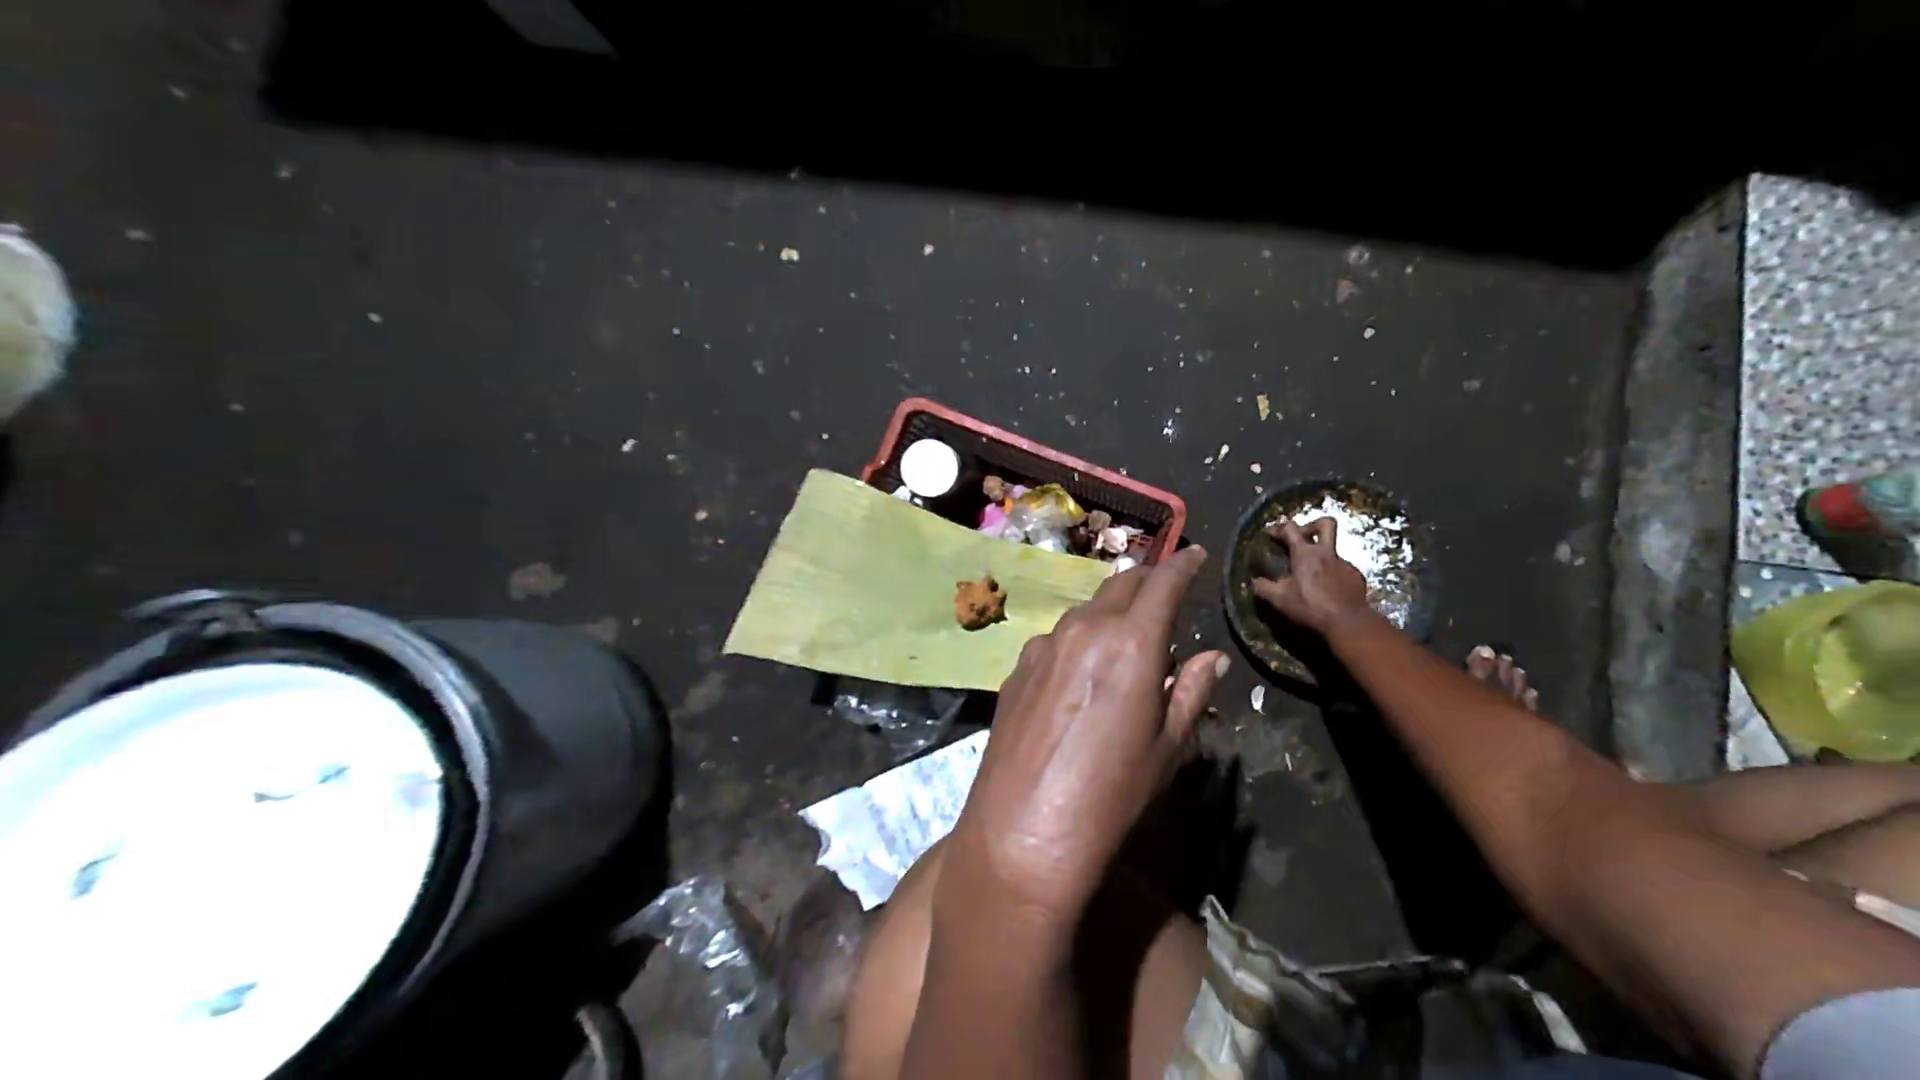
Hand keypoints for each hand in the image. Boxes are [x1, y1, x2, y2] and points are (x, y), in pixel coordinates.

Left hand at [950, 546, 1226, 927]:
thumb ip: (1191, 692)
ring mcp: (1043, 646)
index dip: (1183, 565)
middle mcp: (1083, 630)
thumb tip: (1212, 658)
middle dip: (1147, 581)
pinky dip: (1078, 641)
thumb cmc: (1112, 793)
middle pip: (1120, 586)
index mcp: (1130, 642)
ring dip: (1110, 612)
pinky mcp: (1016, 668)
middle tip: (1165, 590)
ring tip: (1125, 636)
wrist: (1024, 829)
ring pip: (1085, 611)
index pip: (1163, 583)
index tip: (1196, 555)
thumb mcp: (1167, 747)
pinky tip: (1080, 672)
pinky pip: (1056, 640)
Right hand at [1251, 518, 1372, 633]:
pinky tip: (1327, 589)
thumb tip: (1254, 581)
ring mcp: (1344, 564)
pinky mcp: (1355, 576)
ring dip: (1320, 557)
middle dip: (1313, 525)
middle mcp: (1326, 553)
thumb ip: (1263, 587)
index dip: (1279, 528)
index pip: (1291, 528)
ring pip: (1332, 551)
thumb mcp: (1279, 599)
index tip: (1271, 536)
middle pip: (1326, 524)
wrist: (1347, 621)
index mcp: (1305, 554)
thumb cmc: (1310, 606)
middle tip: (1303, 538)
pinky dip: (1332, 574)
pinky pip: (1341, 569)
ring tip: (1311, 575)